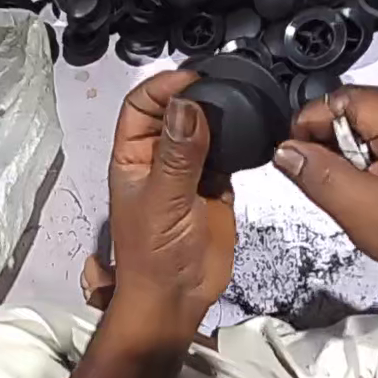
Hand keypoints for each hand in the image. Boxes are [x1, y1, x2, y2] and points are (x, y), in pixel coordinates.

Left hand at [102, 70, 236, 347]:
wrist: (178, 297)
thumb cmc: (152, 260)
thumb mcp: (164, 201)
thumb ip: (178, 154)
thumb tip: (186, 107)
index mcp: (133, 159)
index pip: (140, 106)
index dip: (162, 88)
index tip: (191, 80)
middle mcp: (159, 161)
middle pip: (173, 111)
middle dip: (193, 95)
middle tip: (218, 88)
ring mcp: (187, 173)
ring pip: (201, 130)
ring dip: (216, 119)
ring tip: (234, 107)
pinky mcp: (213, 188)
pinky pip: (224, 155)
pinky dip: (235, 145)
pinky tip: (244, 139)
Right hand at [275, 85, 377, 289]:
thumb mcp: (364, 212)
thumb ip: (320, 177)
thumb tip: (286, 152)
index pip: (345, 99)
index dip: (312, 125)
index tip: (299, 154)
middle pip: (350, 110)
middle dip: (330, 146)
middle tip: (338, 181)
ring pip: (358, 125)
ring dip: (346, 157)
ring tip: (360, 188)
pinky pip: (371, 139)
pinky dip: (359, 163)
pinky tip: (370, 187)